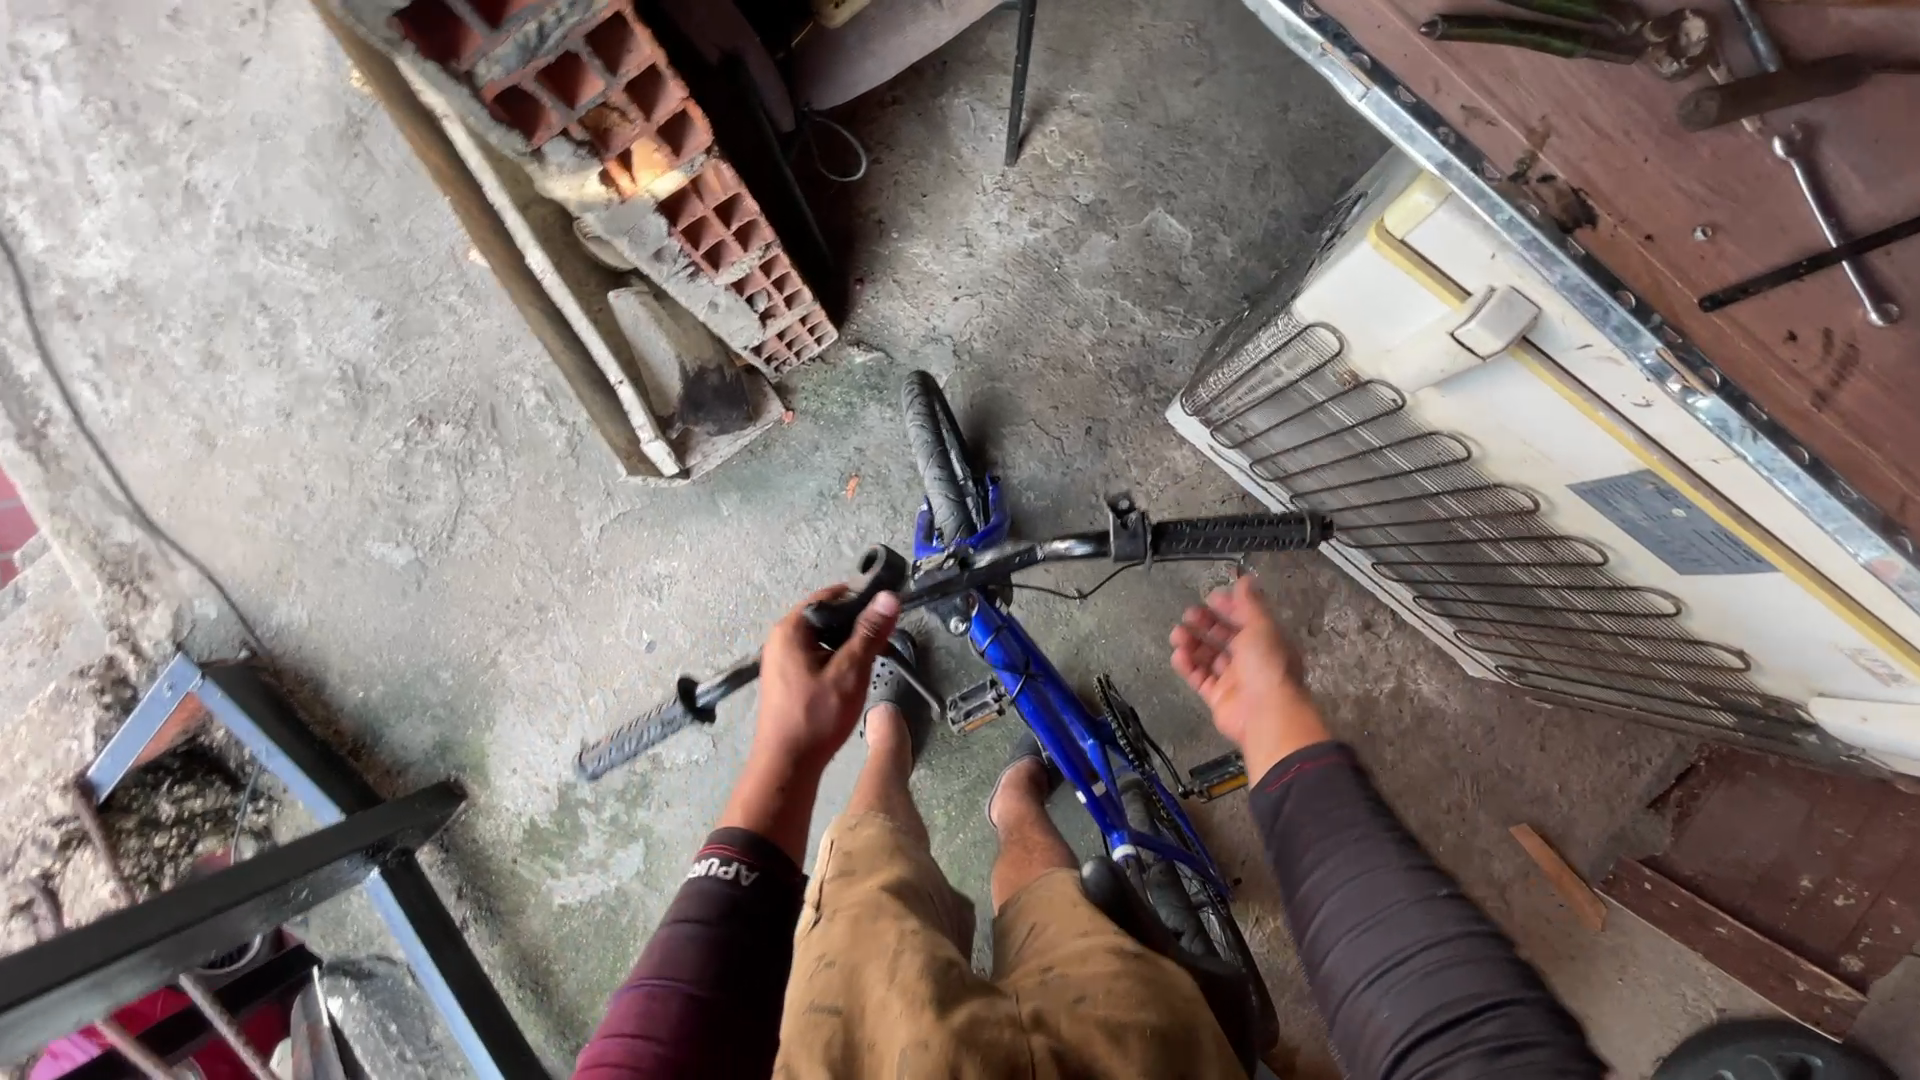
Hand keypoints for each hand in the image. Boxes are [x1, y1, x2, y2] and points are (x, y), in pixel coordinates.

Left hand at [720, 587, 901, 864]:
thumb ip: (869, 632)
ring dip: (848, 644)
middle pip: (827, 616)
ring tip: (872, 657)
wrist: (787, 764)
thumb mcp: (850, 670)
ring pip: (823, 638)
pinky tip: (852, 675)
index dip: (861, 599)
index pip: (831, 595)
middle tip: (884, 637)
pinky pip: (816, 655)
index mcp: (791, 628)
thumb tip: (889, 596)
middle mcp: (781, 638)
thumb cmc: (817, 716)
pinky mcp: (786, 678)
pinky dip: (836, 659)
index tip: (887, 610)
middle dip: (856, 624)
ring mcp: (781, 659)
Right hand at [1169, 575, 1328, 781]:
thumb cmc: (1268, 666)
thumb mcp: (1261, 626)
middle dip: (1205, 624)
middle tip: (1189, 615)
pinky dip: (1187, 666)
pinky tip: (1178, 654)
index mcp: (1267, 641)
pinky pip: (1199, 678)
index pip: (1245, 618)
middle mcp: (1251, 659)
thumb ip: (1250, 603)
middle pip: (1223, 637)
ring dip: (1192, 643)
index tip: (1210, 598)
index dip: (1228, 607)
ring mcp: (1234, 679)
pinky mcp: (1218, 697)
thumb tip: (1245, 578)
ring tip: (1177, 634)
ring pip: (1208, 656)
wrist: (1266, 714)